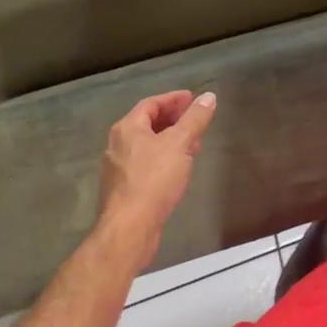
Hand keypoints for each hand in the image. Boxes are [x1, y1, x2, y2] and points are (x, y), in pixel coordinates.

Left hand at [95, 90, 217, 272]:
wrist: (129, 230)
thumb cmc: (153, 179)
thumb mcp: (180, 143)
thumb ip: (195, 118)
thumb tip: (208, 96)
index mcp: (127, 129)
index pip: (151, 104)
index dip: (173, 99)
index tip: (192, 99)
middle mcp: (117, 146)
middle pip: (147, 124)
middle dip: (173, 119)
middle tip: (195, 120)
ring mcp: (118, 170)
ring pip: (147, 146)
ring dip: (170, 140)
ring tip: (192, 144)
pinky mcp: (123, 190)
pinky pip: (145, 165)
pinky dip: (163, 158)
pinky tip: (178, 169)